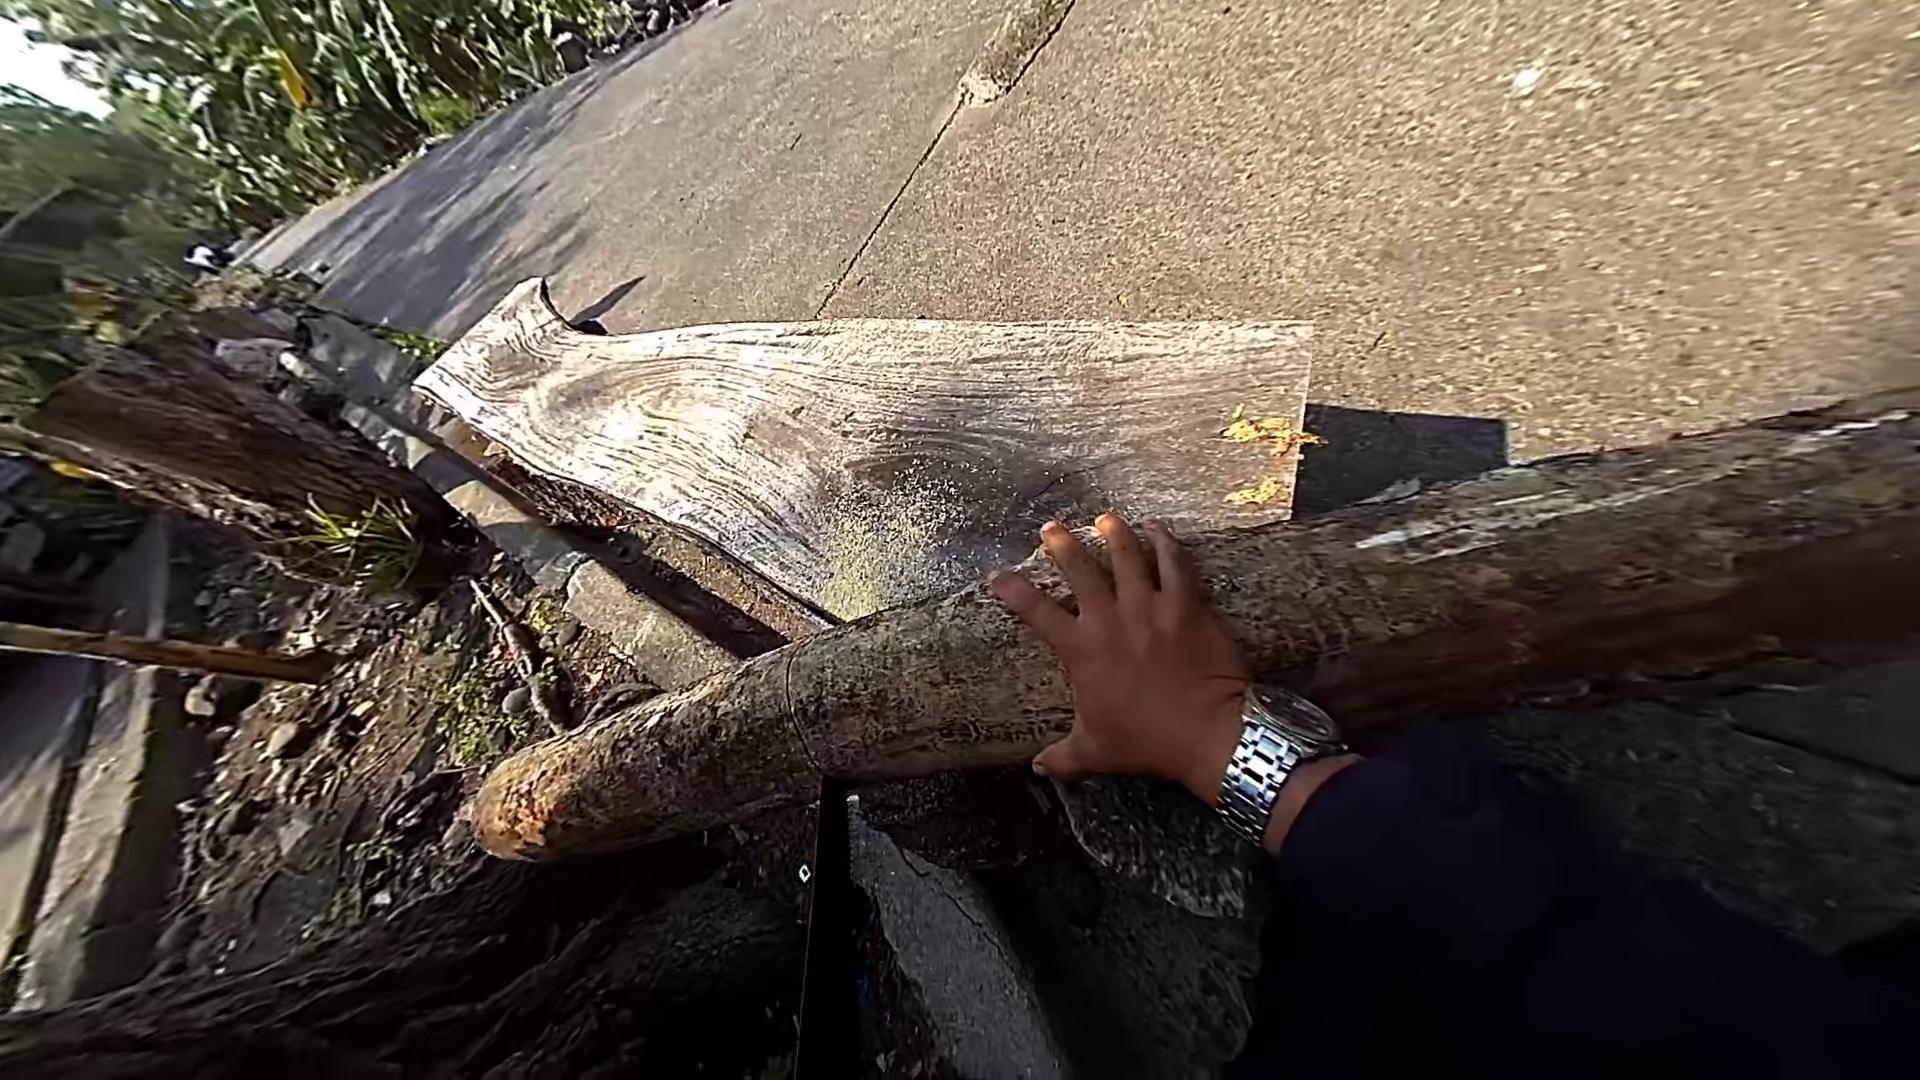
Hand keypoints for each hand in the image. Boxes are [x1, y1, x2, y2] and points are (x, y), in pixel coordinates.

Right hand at [989, 514, 1248, 803]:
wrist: (1209, 734)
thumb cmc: (1146, 741)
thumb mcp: (1095, 751)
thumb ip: (1063, 756)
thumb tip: (1038, 768)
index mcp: (1081, 649)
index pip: (1035, 612)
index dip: (1012, 590)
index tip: (996, 573)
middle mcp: (1110, 619)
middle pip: (1079, 570)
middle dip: (1061, 545)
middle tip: (1051, 527)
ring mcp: (1149, 607)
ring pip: (1127, 557)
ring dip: (1113, 533)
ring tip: (1104, 517)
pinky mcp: (1185, 605)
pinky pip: (1175, 564)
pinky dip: (1166, 543)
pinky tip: (1159, 529)